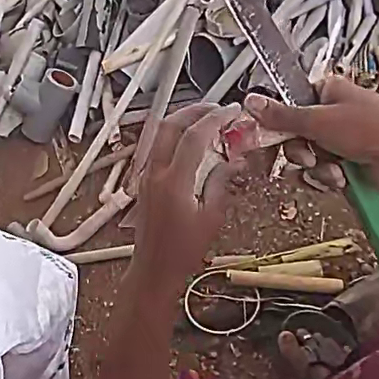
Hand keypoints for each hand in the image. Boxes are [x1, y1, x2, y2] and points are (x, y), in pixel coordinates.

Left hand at [130, 104, 246, 284]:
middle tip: (219, 110)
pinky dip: (175, 135)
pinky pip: (157, 146)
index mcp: (174, 183)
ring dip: (183, 120)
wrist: (154, 268)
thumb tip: (233, 158)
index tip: (232, 112)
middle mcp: (155, 174)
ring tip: (207, 120)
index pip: (194, 137)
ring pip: (160, 133)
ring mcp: (146, 175)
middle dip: (195, 110)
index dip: (215, 119)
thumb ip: (221, 182)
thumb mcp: (212, 217)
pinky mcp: (145, 180)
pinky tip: (192, 141)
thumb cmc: (183, 251)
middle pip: (170, 125)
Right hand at [244, 76, 378, 176]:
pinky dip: (328, 178)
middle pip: (292, 135)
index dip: (275, 124)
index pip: (286, 104)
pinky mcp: (346, 162)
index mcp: (325, 92)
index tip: (268, 138)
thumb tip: (251, 102)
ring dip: (315, 168)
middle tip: (308, 155)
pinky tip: (342, 178)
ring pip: (305, 157)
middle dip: (299, 152)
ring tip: (333, 169)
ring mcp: (338, 139)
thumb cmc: (374, 131)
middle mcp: (330, 113)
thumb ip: (281, 115)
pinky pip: (320, 171)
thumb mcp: (319, 121)